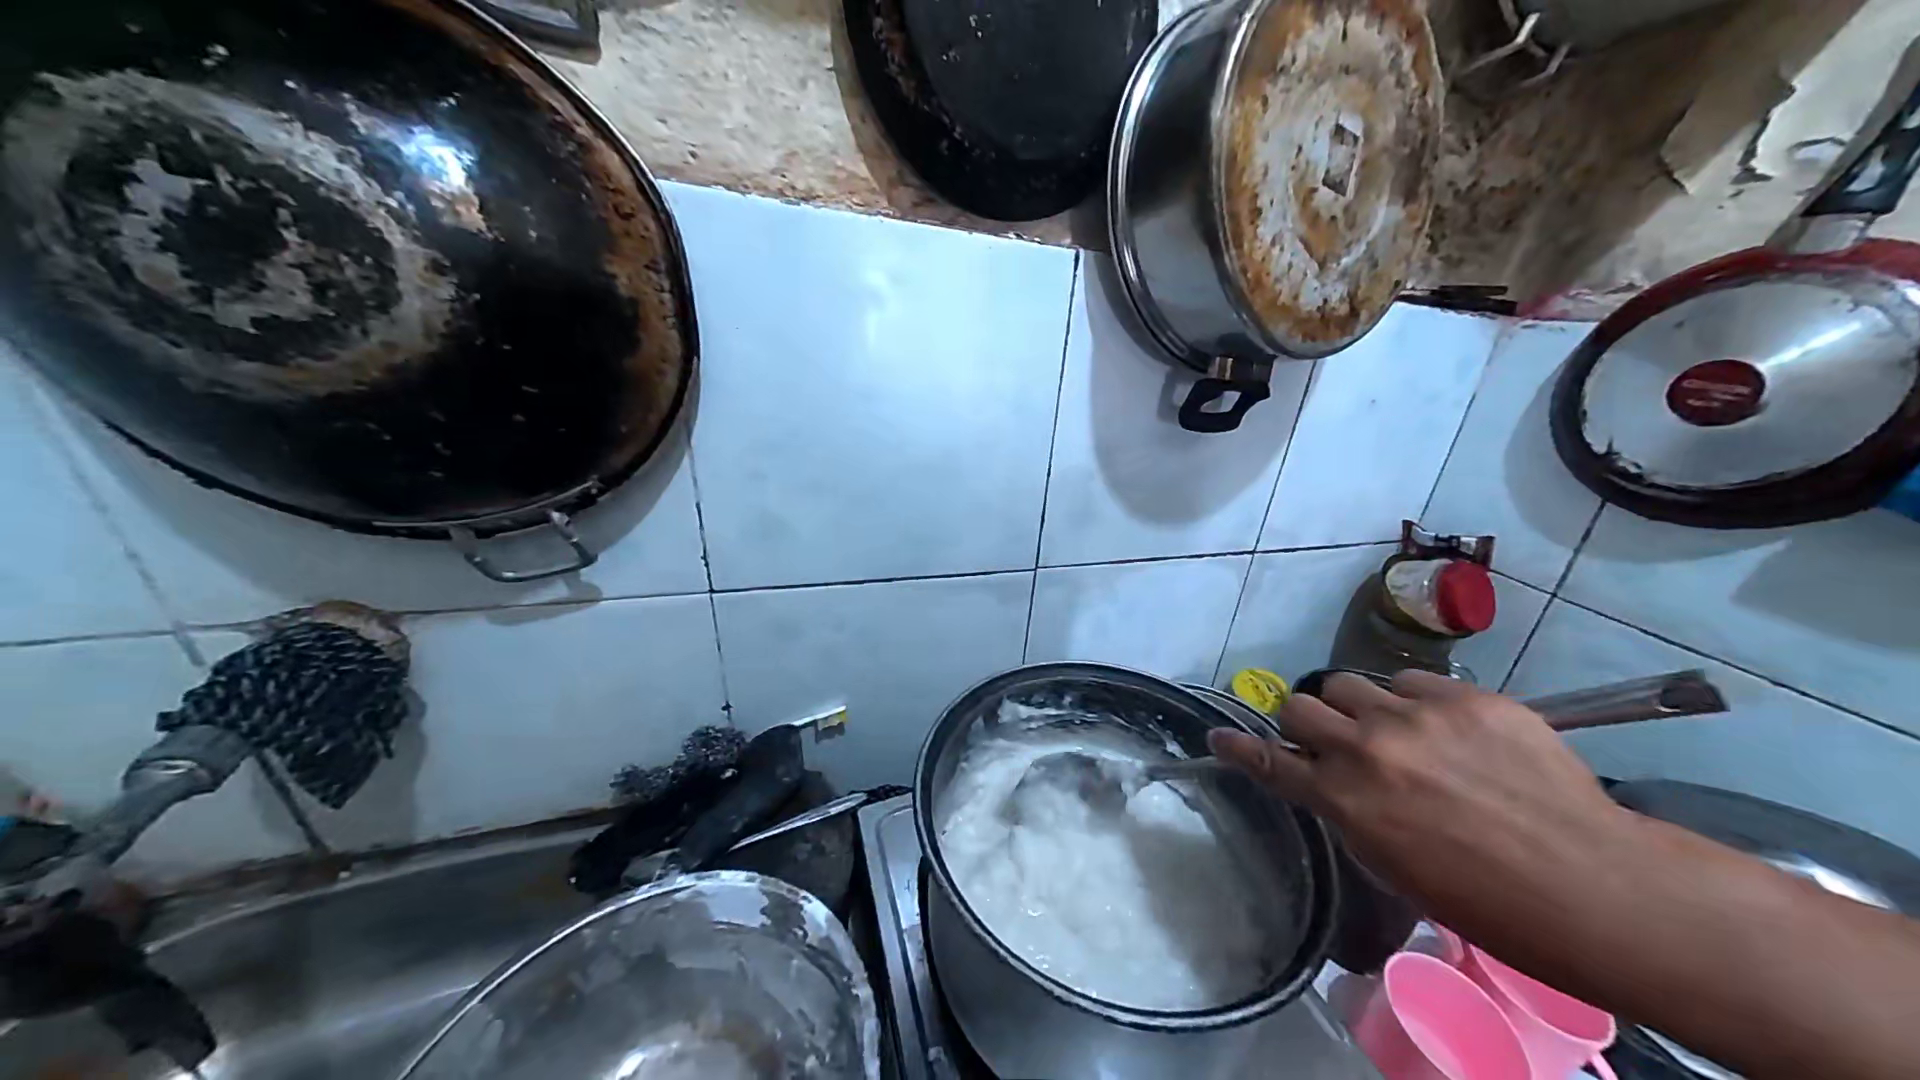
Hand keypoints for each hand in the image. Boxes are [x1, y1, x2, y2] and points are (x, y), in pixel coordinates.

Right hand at [1207, 670, 1631, 921]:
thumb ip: (1348, 812)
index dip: (1240, 749)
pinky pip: (1412, 681)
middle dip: (1308, 723)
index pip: (1272, 762)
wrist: (1597, 885)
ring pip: (1349, 684)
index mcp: (1346, 800)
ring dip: (1358, 707)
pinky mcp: (1467, 697)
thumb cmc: (1487, 901)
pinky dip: (1414, 701)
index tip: (1219, 736)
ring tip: (1395, 730)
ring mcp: (1417, 715)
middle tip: (1336, 740)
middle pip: (1300, 705)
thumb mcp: (1393, 865)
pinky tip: (1447, 729)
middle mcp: (1368, 748)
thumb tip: (1330, 781)